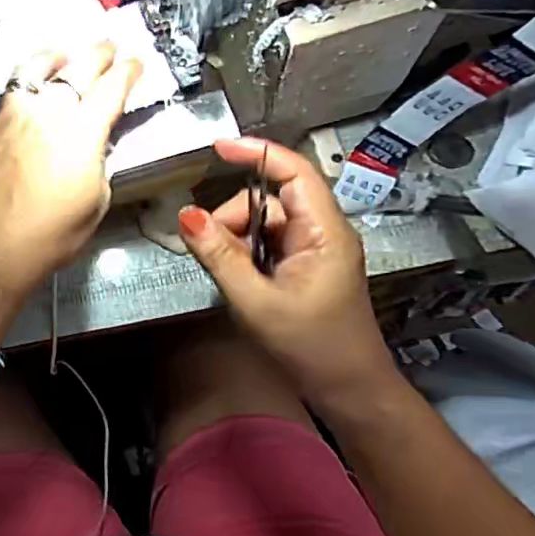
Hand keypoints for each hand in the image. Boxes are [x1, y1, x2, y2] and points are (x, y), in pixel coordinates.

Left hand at [0, 42, 143, 311]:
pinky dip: (24, 82)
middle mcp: (46, 111)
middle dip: (98, 54)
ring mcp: (11, 115)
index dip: (128, 71)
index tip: (136, 62)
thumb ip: (97, 162)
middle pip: (77, 68)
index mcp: (82, 130)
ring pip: (33, 69)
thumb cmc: (52, 235)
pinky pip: (9, 92)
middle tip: (108, 49)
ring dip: (55, 58)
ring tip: (62, 55)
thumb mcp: (95, 201)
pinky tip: (27, 89)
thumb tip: (92, 144)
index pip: (111, 87)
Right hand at [177, 138, 401, 406]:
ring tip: (230, 276)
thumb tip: (186, 216)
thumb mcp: (256, 301)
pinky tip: (240, 280)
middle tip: (211, 253)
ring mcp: (314, 250)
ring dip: (237, 240)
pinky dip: (246, 254)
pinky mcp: (305, 266)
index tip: (218, 147)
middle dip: (233, 218)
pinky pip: (268, 245)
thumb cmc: (310, 346)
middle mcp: (322, 232)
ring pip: (265, 224)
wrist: (348, 388)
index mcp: (324, 232)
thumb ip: (220, 255)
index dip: (257, 153)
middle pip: (270, 201)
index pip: (293, 172)